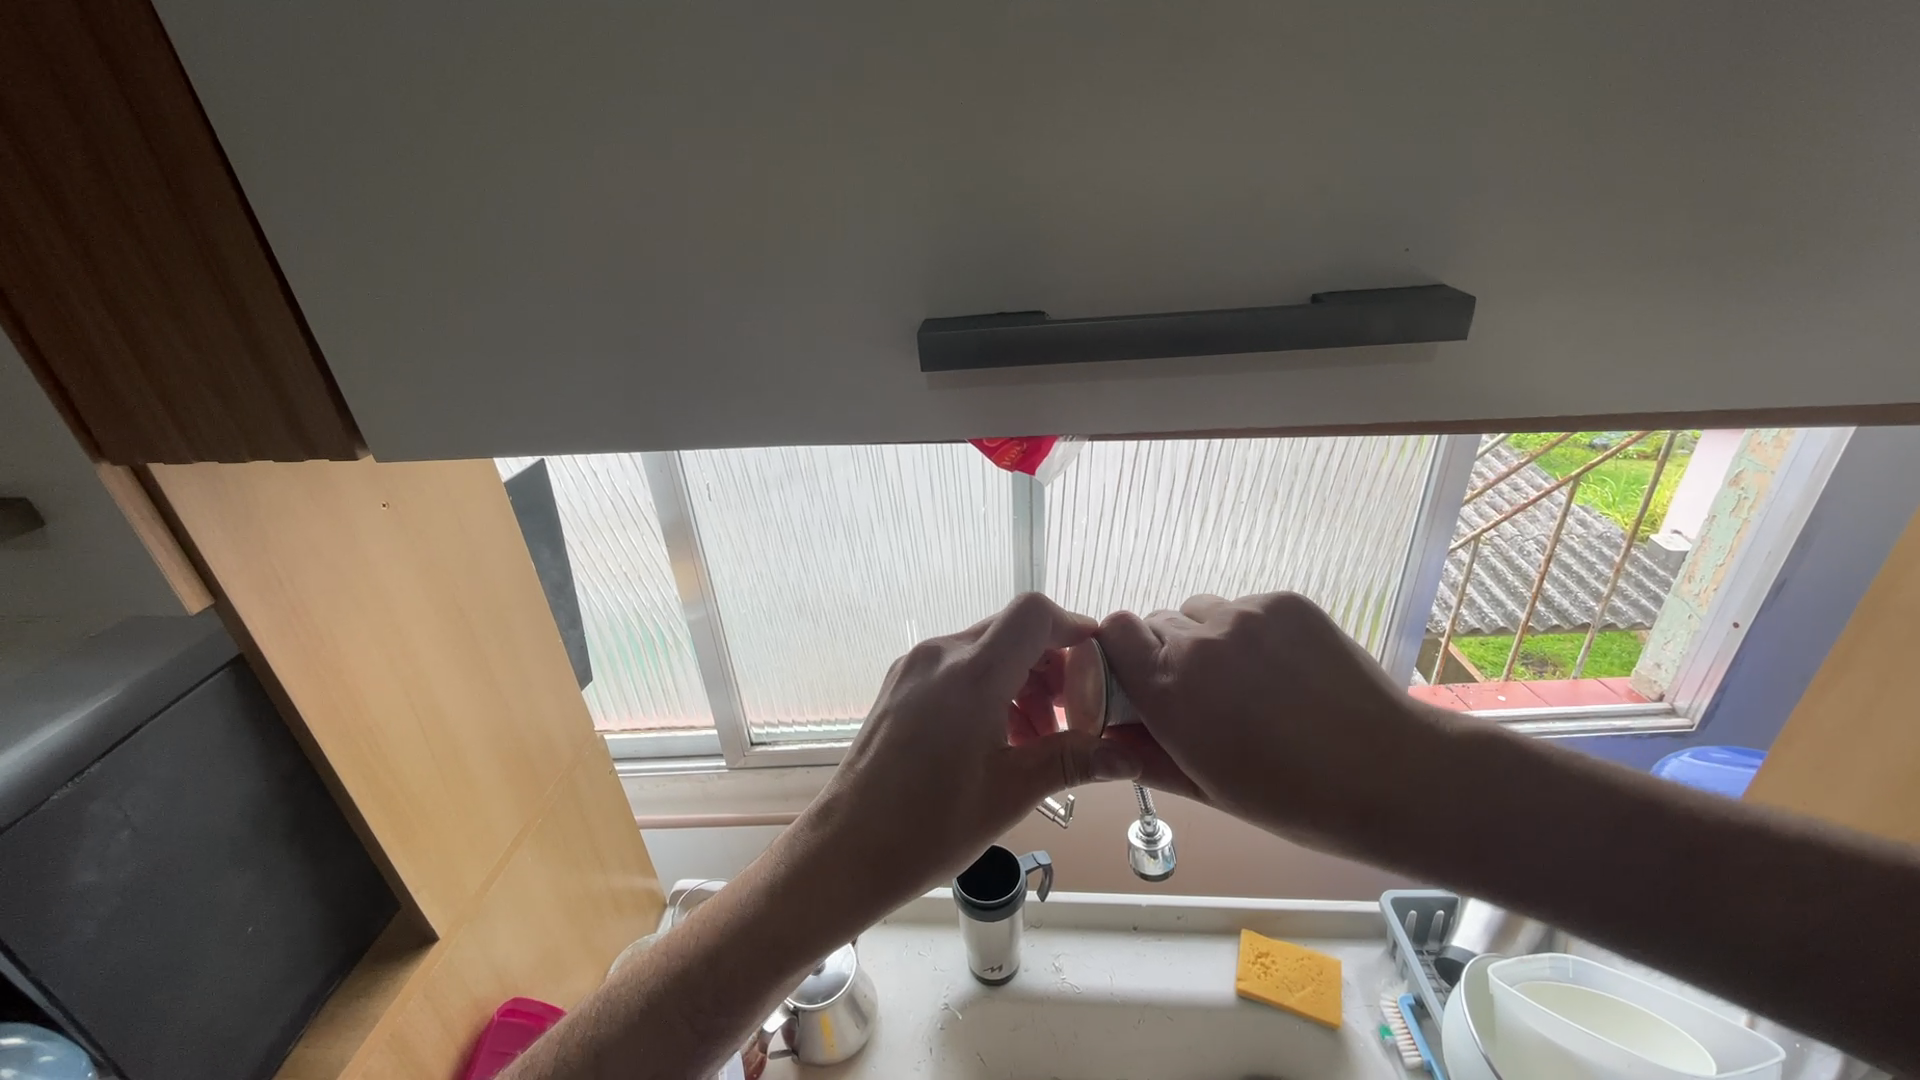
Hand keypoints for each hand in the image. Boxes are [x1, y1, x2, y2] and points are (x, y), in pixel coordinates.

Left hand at [795, 593, 1144, 907]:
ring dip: (1021, 681)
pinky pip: (957, 667)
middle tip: (1073, 719)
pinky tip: (997, 738)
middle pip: (1011, 631)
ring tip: (1036, 739)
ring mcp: (914, 667)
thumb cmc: (930, 826)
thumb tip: (1129, 757)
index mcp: (971, 675)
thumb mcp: (1012, 792)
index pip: (1033, 614)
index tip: (1096, 667)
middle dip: (1051, 667)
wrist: (847, 849)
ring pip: (985, 649)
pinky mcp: (900, 684)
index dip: (1073, 629)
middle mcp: (940, 655)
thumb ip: (1074, 760)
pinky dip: (989, 688)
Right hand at [1097, 591, 1441, 842]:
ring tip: (1249, 681)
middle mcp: (1200, 641)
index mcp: (1170, 688)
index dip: (1121, 651)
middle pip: (1157, 622)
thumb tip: (1109, 734)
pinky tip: (1286, 671)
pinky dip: (1252, 633)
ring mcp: (1246, 615)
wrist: (1394, 775)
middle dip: (1168, 652)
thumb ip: (1145, 753)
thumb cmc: (1292, 799)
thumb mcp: (1205, 788)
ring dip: (1208, 639)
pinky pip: (1247, 607)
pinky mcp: (1286, 602)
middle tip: (1204, 693)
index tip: (1140, 679)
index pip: (1114, 629)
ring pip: (1203, 611)